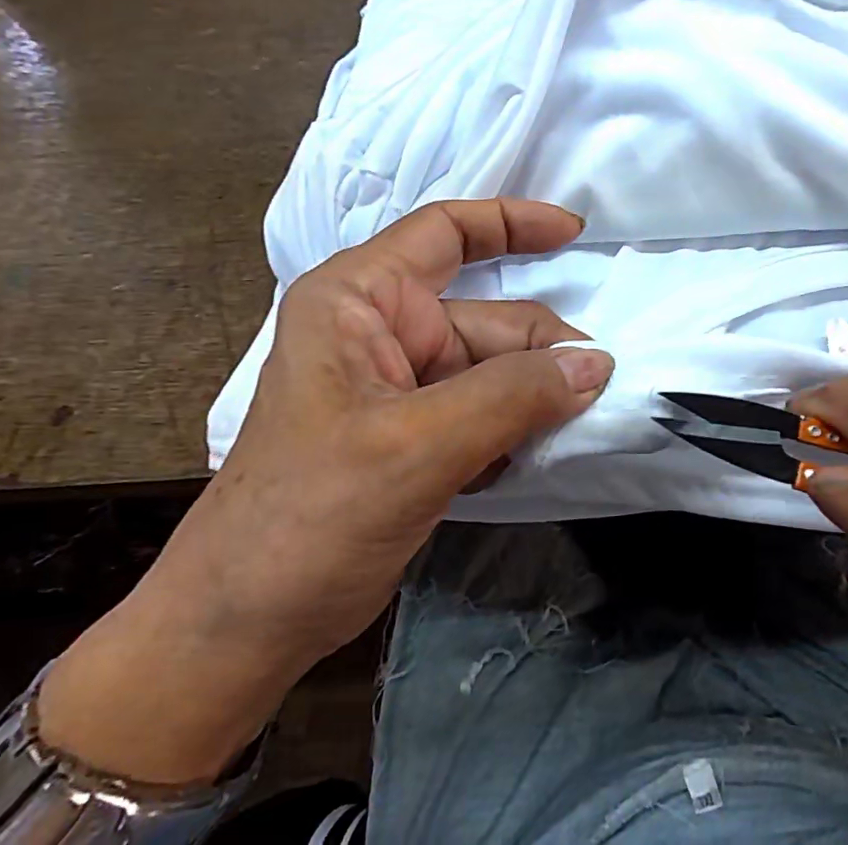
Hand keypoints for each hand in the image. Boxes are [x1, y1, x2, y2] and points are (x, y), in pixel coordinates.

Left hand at [36, 200, 613, 782]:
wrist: (247, 625)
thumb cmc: (310, 516)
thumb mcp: (418, 444)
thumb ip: (514, 395)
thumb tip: (597, 363)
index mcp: (359, 302)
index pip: (443, 233)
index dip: (512, 222)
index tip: (577, 232)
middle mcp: (382, 335)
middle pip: (489, 318)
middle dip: (543, 350)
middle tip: (600, 386)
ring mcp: (402, 390)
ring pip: (496, 372)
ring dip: (537, 396)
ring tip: (576, 425)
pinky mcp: (418, 438)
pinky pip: (489, 413)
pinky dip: (518, 429)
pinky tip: (533, 459)